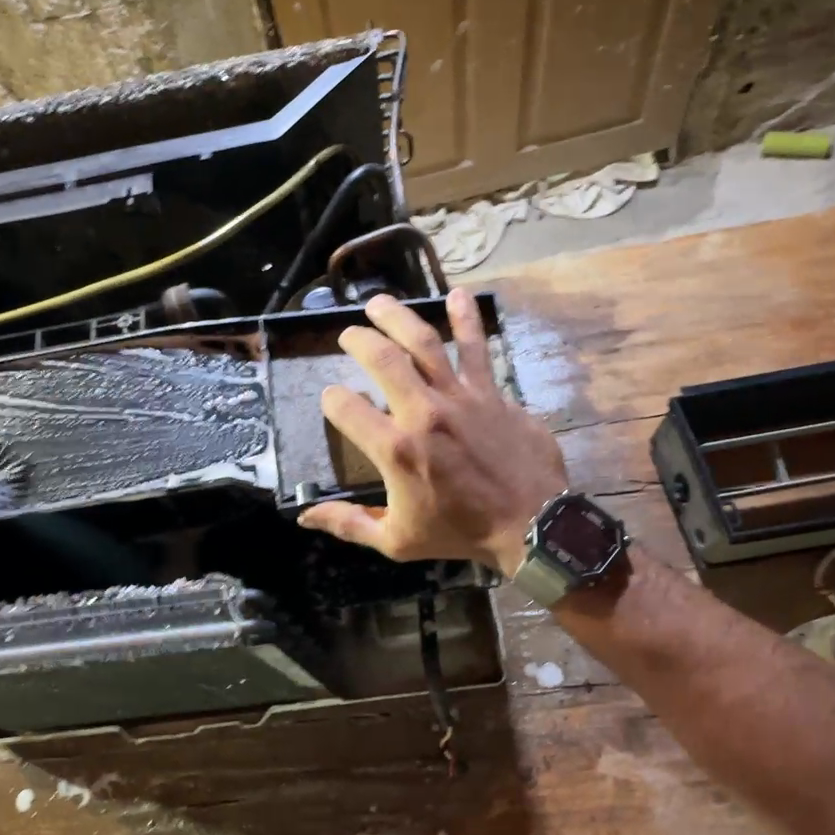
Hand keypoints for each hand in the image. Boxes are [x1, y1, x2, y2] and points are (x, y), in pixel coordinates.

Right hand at [299, 290, 568, 573]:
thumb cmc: (459, 533)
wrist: (530, 525)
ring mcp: (460, 397)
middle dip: (358, 341)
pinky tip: (457, 294)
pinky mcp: (491, 393)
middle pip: (383, 360)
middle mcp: (423, 413)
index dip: (332, 400)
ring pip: (425, 342)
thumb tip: (304, 517)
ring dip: (398, 317)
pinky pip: (476, 349)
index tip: (332, 399)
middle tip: (348, 335)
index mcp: (396, 450)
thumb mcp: (396, 540)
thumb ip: (349, 523)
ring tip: (378, 303)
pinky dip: (466, 319)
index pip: (346, 408)